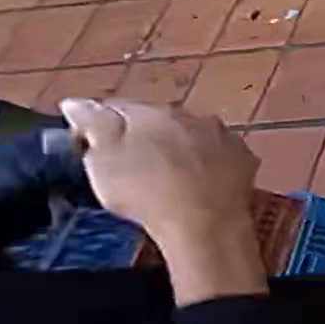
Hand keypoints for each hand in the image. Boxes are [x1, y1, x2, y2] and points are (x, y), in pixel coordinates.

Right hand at [59, 99, 258, 250]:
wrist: (205, 220)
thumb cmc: (145, 190)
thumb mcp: (102, 158)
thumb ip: (94, 125)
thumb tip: (78, 103)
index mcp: (157, 112)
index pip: (119, 108)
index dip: (98, 124)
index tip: (88, 142)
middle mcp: (197, 117)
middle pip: (160, 120)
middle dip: (142, 133)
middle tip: (126, 161)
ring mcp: (227, 137)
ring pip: (193, 135)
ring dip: (177, 146)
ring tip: (162, 172)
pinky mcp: (246, 157)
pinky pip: (218, 153)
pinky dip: (205, 161)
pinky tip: (196, 179)